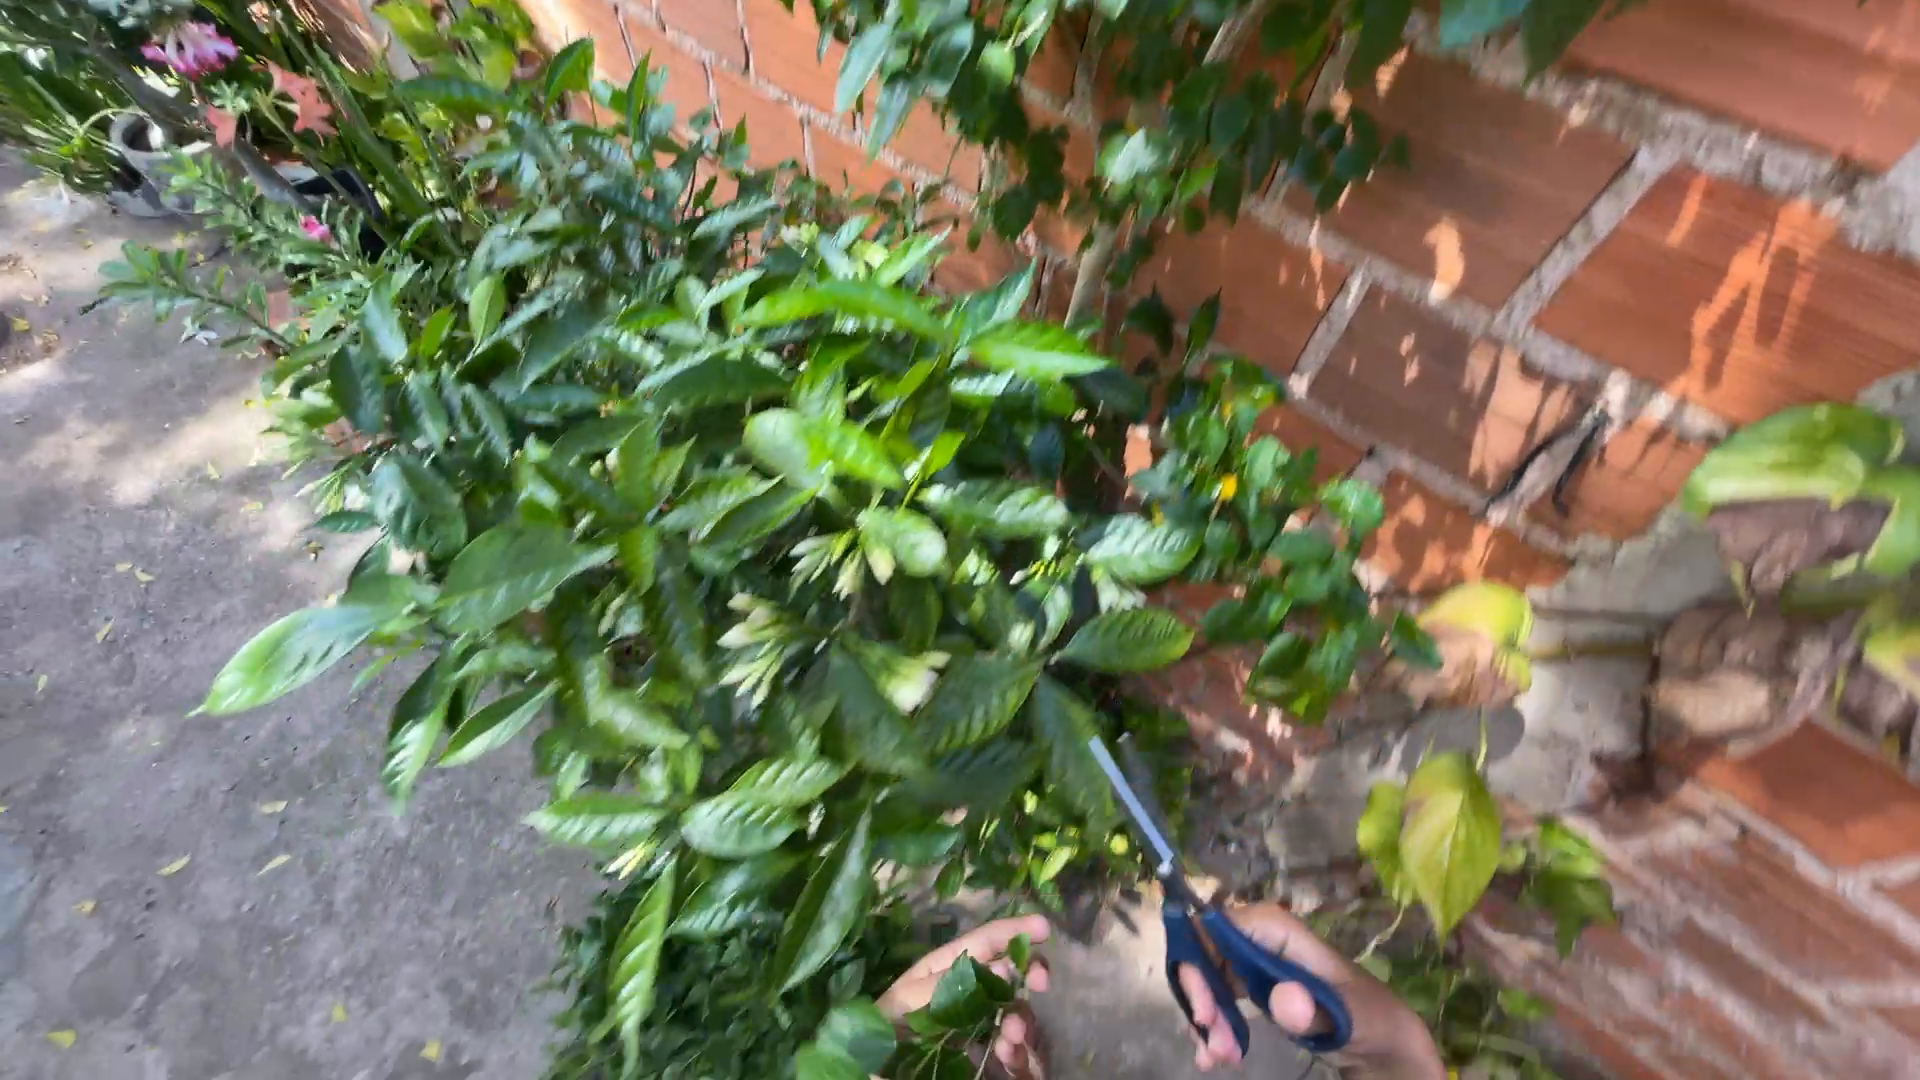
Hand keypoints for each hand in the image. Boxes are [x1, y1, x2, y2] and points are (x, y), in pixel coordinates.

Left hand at [878, 914, 1052, 1077]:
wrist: (875, 1068)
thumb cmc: (885, 1028)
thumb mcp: (907, 1000)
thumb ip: (948, 983)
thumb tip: (1002, 964)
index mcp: (948, 967)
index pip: (986, 940)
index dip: (1015, 930)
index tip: (1045, 928)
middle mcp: (969, 990)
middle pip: (1010, 972)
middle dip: (1029, 972)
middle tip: (1040, 982)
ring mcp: (978, 1024)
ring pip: (1015, 1012)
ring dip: (1021, 1019)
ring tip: (1012, 1038)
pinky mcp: (982, 1057)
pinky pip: (1012, 1051)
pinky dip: (1019, 1054)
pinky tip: (1011, 1058)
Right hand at [1176, 905, 1444, 1079]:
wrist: (1384, 1043)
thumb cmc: (1370, 1019)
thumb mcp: (1348, 1018)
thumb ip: (1313, 1009)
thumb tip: (1281, 999)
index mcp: (1274, 928)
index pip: (1215, 927)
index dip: (1198, 963)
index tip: (1205, 1013)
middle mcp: (1256, 935)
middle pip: (1204, 951)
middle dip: (1200, 997)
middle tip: (1211, 1042)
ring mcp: (1251, 958)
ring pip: (1205, 974)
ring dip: (1205, 1015)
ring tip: (1219, 1056)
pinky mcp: (1250, 982)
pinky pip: (1216, 993)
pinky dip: (1211, 1023)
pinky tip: (1214, 1054)